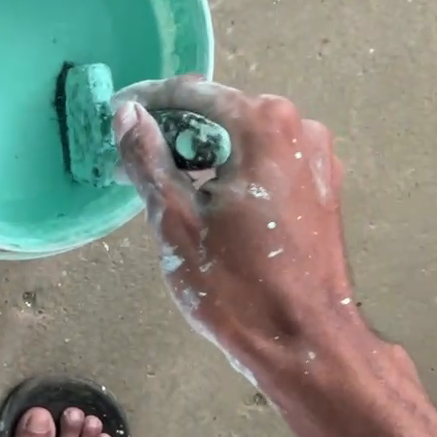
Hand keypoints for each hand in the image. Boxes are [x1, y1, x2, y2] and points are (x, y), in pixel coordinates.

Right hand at [114, 78, 353, 380]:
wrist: (305, 342)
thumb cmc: (235, 286)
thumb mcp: (176, 222)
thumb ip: (149, 160)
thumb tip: (127, 115)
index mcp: (263, 126)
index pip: (193, 93)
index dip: (147, 103)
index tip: (114, 115)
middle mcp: (299, 128)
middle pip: (221, 114)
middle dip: (173, 133)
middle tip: (131, 164)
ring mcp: (317, 159)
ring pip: (244, 142)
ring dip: (201, 156)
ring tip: (163, 188)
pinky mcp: (323, 189)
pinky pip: (266, 165)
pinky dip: (231, 174)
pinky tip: (206, 204)